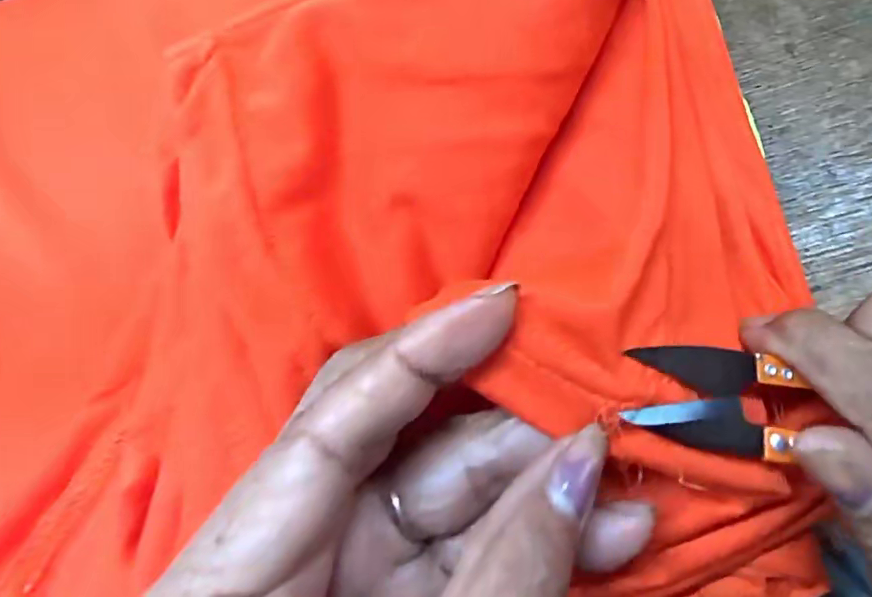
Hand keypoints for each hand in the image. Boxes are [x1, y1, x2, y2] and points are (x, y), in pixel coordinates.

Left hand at [149, 285, 654, 596]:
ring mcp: (358, 595)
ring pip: (467, 507)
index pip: (334, 422)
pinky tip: (614, 528)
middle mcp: (299, 568)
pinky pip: (487, 555)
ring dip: (555, 489)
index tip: (508, 303)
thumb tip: (586, 455)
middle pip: (419, 456)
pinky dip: (550, 539)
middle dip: (523, 434)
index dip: (424, 351)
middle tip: (607, 417)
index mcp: (239, 579)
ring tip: (633, 488)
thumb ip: (506, 574)